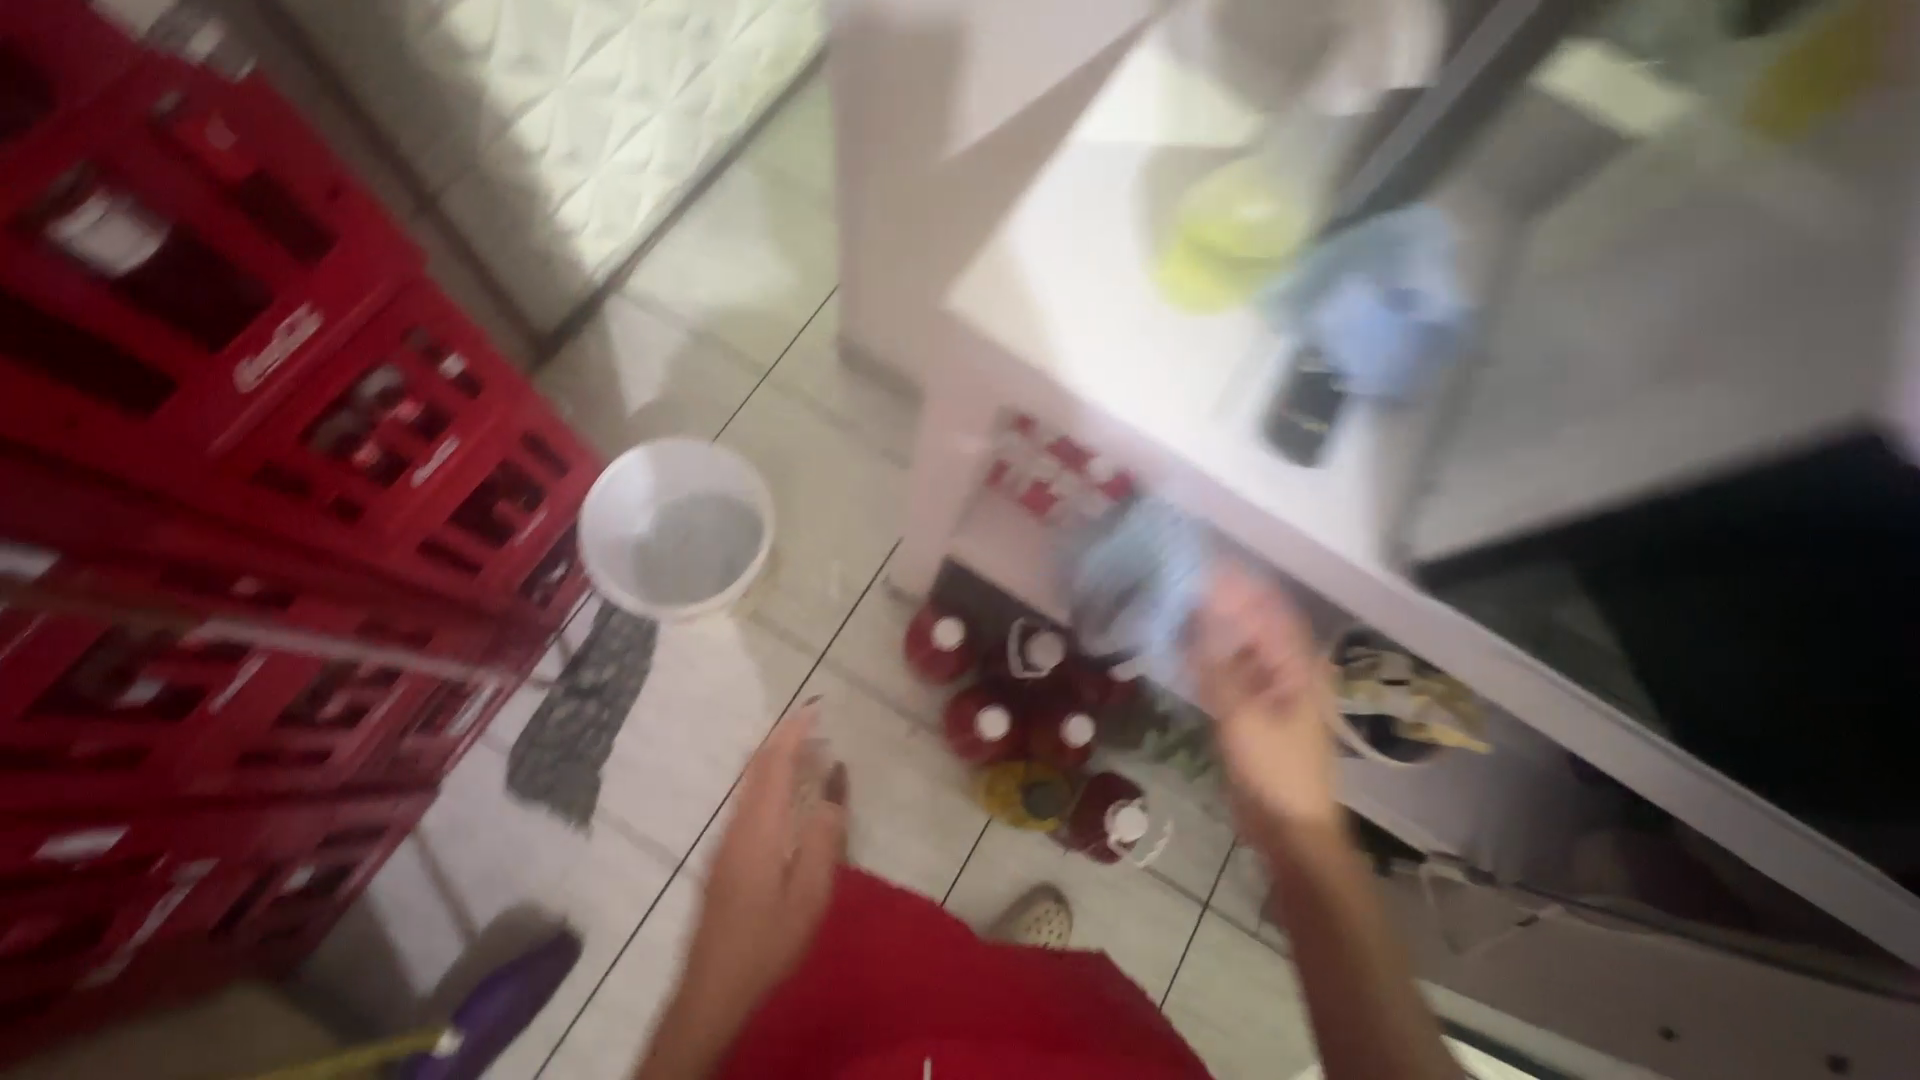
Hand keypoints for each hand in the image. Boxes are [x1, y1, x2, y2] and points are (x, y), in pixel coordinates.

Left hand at [671, 701, 846, 1051]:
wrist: (713, 989)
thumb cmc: (768, 940)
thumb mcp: (810, 891)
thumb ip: (823, 835)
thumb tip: (836, 783)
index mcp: (759, 827)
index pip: (774, 763)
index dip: (794, 731)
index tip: (814, 706)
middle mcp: (737, 825)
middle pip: (757, 768)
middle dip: (786, 740)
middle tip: (818, 725)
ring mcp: (726, 842)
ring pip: (752, 785)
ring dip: (778, 762)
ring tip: (812, 755)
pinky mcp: (724, 859)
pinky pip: (750, 803)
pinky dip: (771, 784)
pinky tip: (790, 800)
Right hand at [1186, 564, 1339, 839]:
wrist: (1287, 829)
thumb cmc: (1274, 770)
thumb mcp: (1242, 715)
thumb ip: (1215, 664)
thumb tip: (1193, 614)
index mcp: (1298, 667)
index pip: (1269, 609)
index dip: (1239, 583)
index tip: (1201, 563)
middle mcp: (1286, 671)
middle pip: (1252, 624)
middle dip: (1219, 601)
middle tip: (1176, 580)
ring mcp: (1268, 691)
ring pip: (1236, 647)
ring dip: (1209, 627)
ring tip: (1171, 605)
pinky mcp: (1249, 711)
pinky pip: (1226, 672)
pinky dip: (1204, 657)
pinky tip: (1176, 646)